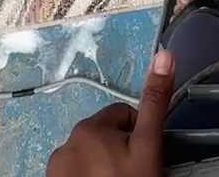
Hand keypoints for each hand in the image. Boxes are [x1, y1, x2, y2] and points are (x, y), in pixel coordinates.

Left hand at [45, 50, 175, 176]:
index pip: (123, 116)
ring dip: (103, 169)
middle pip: (105, 137)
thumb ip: (155, 102)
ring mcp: (54, 174)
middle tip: (133, 175)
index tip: (143, 158)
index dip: (138, 135)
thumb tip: (165, 55)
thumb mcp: (148, 147)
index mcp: (87, 129)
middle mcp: (63, 146)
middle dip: (120, 152)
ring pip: (90, 159)